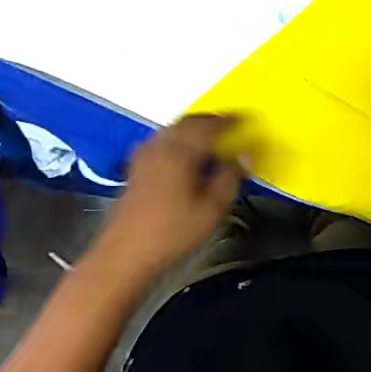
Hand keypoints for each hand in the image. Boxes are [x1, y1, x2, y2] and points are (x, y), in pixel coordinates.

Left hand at [85, 114, 245, 282]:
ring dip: (192, 128)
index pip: (208, 126)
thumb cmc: (173, 231)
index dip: (228, 121)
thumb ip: (230, 178)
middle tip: (228, 125)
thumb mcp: (212, 209)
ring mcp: (144, 155)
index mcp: (180, 152)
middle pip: (187, 122)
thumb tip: (244, 157)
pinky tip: (183, 153)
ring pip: (172, 130)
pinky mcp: (135, 167)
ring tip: (209, 138)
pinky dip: (177, 138)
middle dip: (209, 120)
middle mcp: (160, 146)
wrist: (126, 251)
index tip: (243, 120)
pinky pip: (161, 141)